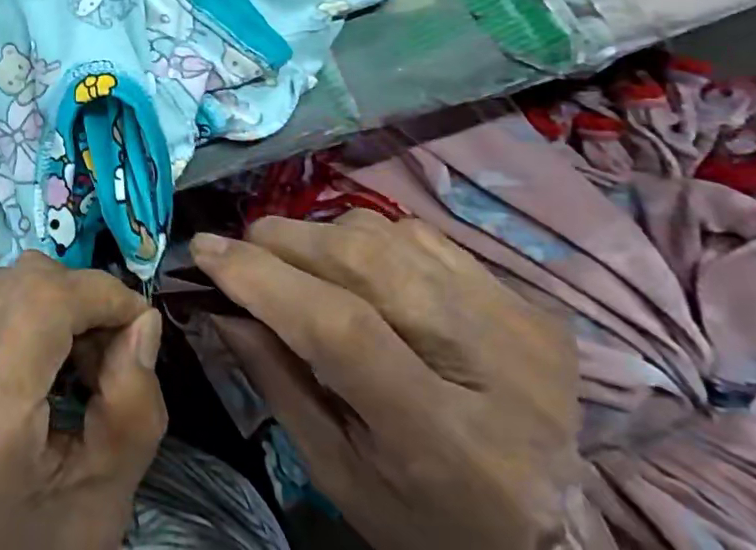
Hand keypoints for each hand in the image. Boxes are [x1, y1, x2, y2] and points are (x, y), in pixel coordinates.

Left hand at [0, 252, 164, 549]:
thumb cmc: (30, 536)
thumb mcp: (104, 493)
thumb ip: (134, 405)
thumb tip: (141, 321)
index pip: (46, 298)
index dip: (103, 294)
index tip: (140, 326)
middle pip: (28, 279)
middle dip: (85, 298)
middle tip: (111, 354)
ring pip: (9, 279)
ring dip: (58, 302)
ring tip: (76, 360)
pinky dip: (27, 309)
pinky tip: (40, 358)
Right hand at [192, 212, 583, 549]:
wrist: (553, 536)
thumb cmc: (423, 516)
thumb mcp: (334, 470)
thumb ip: (273, 379)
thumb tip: (216, 301)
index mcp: (445, 438)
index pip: (341, 328)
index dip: (261, 278)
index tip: (203, 250)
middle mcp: (497, 370)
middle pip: (365, 262)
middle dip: (280, 241)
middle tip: (238, 252)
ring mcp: (520, 326)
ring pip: (386, 236)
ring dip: (316, 236)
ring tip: (291, 264)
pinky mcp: (528, 304)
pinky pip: (419, 235)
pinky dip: (364, 238)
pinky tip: (352, 271)